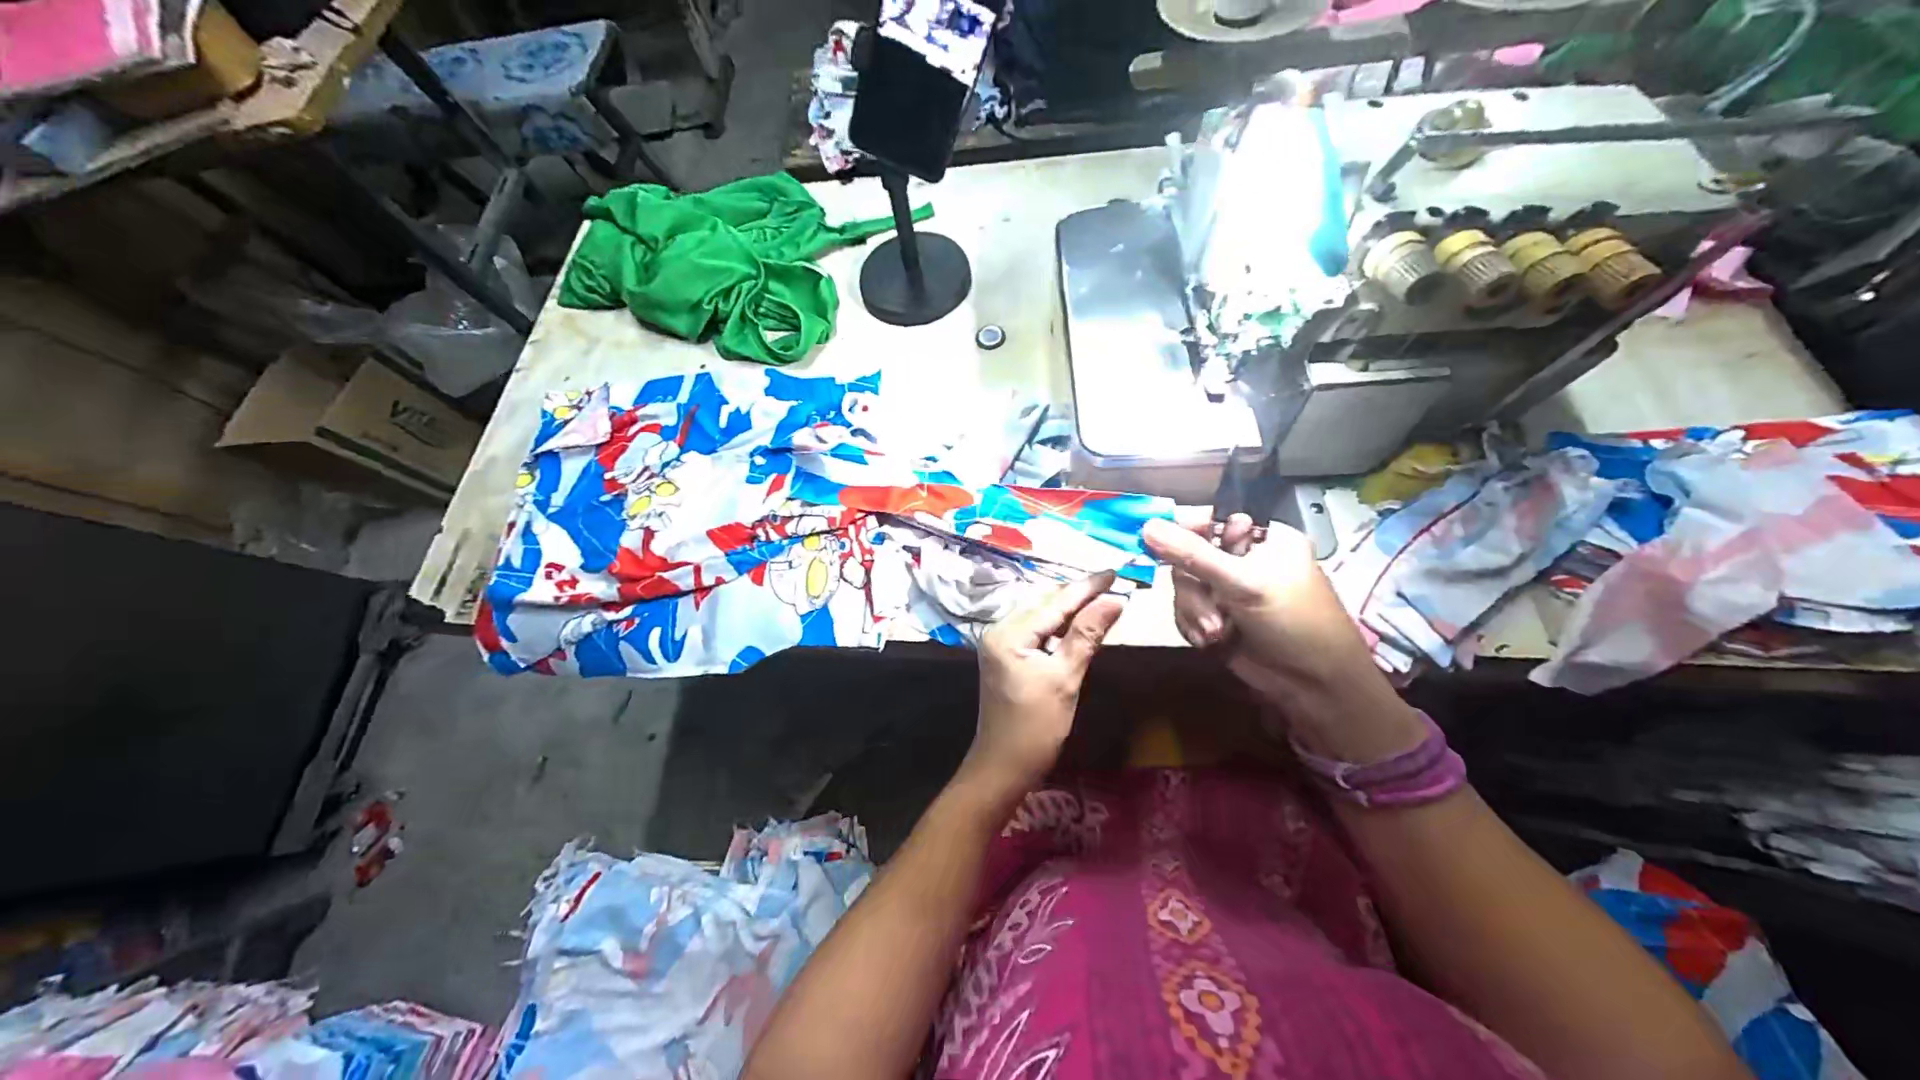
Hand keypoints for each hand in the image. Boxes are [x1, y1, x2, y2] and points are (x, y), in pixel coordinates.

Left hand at [964, 572, 1124, 800]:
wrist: (1003, 766)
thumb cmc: (1035, 727)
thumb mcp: (1065, 678)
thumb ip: (1087, 635)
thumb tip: (1115, 599)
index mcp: (1008, 634)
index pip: (1054, 602)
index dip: (1087, 587)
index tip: (1115, 571)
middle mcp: (999, 631)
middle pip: (1044, 603)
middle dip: (1078, 594)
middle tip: (1113, 582)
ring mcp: (1000, 644)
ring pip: (1040, 616)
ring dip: (1070, 608)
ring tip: (1102, 596)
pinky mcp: (1006, 657)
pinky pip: (1036, 631)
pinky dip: (1058, 626)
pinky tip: (1079, 623)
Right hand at [1141, 515, 1422, 760]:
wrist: (1312, 685)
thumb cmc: (1292, 621)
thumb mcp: (1243, 583)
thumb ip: (1193, 554)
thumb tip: (1147, 526)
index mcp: (1261, 537)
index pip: (1211, 520)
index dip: (1185, 532)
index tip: (1163, 545)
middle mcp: (1242, 559)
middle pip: (1188, 556)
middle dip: (1195, 589)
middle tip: (1211, 611)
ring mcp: (1227, 590)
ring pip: (1183, 587)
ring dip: (1195, 612)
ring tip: (1218, 633)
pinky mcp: (1216, 617)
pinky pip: (1184, 611)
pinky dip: (1193, 627)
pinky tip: (1212, 642)